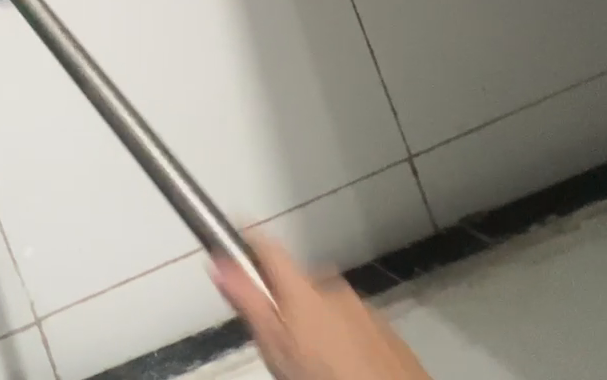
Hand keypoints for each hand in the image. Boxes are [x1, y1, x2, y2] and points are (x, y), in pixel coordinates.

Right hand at [211, 234, 430, 379]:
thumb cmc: (324, 377)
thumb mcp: (275, 347)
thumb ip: (246, 301)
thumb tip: (216, 260)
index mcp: (302, 287)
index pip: (266, 245)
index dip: (245, 240)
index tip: (230, 246)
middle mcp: (333, 288)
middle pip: (296, 280)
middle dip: (282, 299)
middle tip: (276, 337)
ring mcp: (366, 310)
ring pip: (325, 305)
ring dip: (314, 321)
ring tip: (313, 362)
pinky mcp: (390, 336)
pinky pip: (353, 325)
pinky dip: (343, 338)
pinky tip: (344, 369)